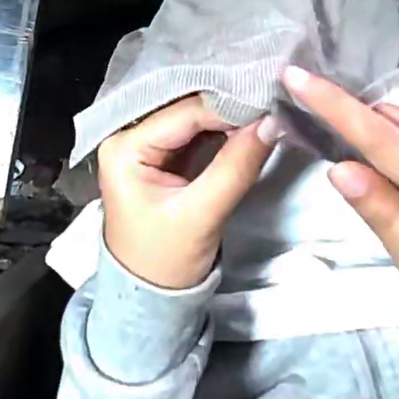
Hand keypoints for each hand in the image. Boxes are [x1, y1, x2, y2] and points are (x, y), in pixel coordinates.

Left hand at [97, 96, 275, 288]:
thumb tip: (273, 122)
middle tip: (270, 98)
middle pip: (186, 109)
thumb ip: (236, 167)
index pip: (183, 114)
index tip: (268, 101)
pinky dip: (223, 130)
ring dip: (228, 115)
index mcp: (124, 147)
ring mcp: (146, 145)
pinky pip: (197, 132)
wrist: (149, 299)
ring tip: (265, 108)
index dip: (227, 106)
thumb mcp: (201, 216)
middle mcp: (129, 136)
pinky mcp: (164, 156)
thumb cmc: (164, 262)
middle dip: (228, 104)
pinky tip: (249, 124)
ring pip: (194, 117)